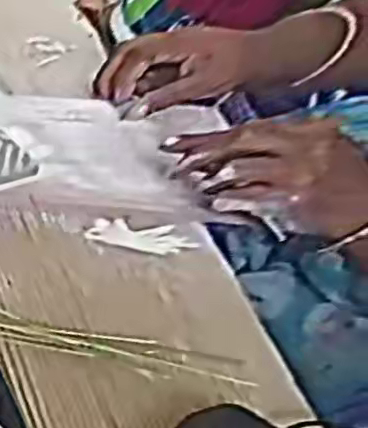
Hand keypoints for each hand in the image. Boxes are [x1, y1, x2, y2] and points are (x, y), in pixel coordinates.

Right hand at [94, 26, 258, 111]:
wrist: (261, 54)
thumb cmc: (235, 67)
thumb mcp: (199, 86)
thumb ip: (163, 98)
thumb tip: (131, 112)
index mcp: (179, 43)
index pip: (136, 56)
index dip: (122, 79)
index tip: (120, 100)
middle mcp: (171, 38)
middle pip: (125, 50)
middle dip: (108, 75)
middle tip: (104, 98)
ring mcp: (169, 43)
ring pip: (126, 54)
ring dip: (113, 75)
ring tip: (113, 96)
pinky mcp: (167, 51)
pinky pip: (135, 60)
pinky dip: (123, 76)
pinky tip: (127, 91)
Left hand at [168, 117, 367, 238]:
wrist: (364, 206)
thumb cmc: (330, 181)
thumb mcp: (309, 153)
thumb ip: (268, 149)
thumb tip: (212, 156)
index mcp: (312, 130)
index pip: (251, 127)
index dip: (206, 137)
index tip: (172, 145)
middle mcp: (306, 145)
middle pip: (242, 140)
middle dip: (201, 153)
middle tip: (177, 168)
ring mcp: (296, 172)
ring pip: (235, 169)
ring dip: (208, 182)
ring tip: (201, 189)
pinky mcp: (286, 199)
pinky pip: (239, 197)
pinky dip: (221, 201)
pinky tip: (218, 204)